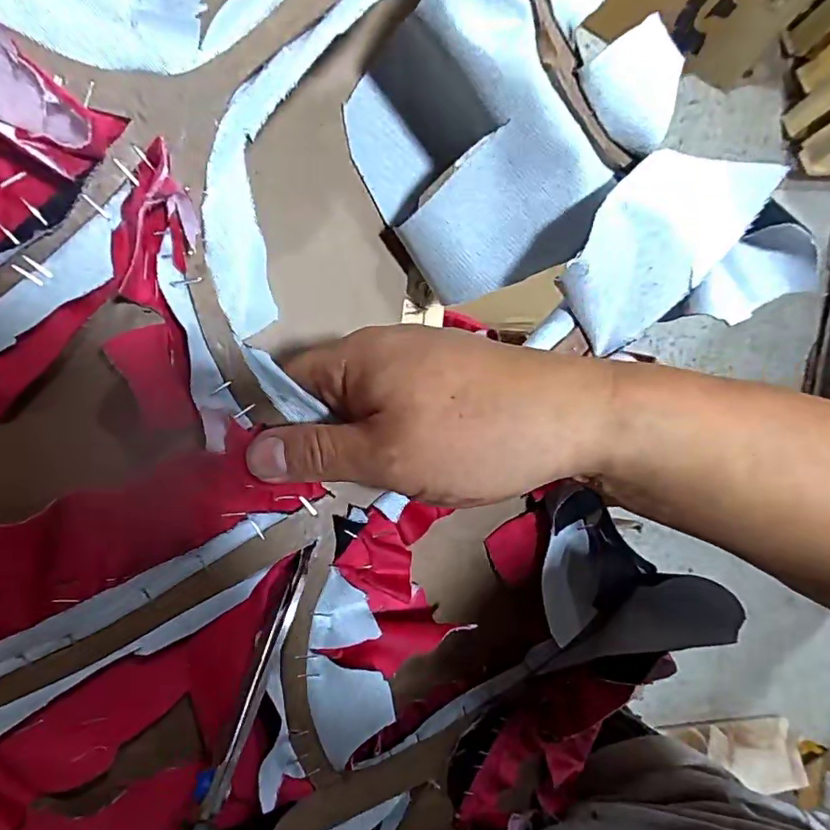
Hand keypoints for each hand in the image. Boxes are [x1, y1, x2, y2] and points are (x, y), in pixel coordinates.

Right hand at [245, 326, 615, 506]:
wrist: (579, 418)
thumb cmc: (473, 438)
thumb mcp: (384, 455)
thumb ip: (316, 452)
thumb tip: (250, 451)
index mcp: (354, 354)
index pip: (283, 385)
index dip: (272, 430)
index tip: (280, 476)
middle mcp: (380, 346)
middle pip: (321, 396)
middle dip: (324, 443)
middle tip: (345, 484)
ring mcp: (418, 358)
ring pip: (361, 406)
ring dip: (362, 444)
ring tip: (390, 476)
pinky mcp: (447, 376)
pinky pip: (397, 405)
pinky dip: (395, 436)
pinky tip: (423, 460)